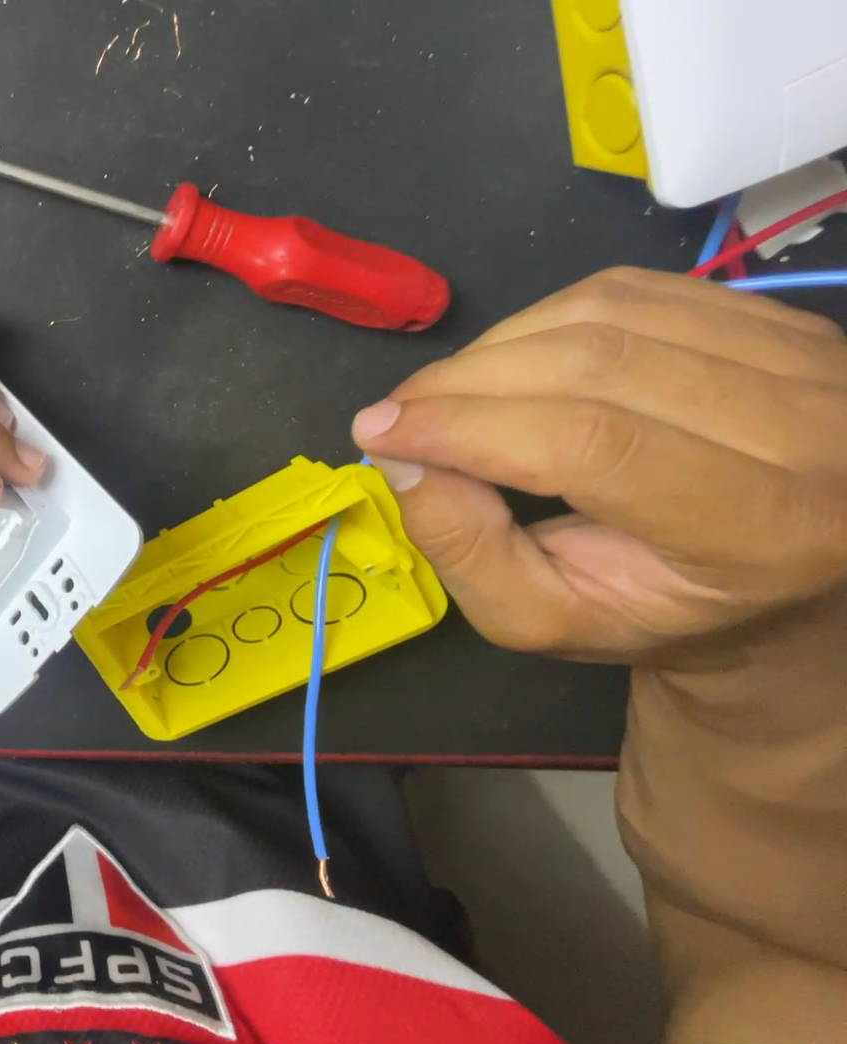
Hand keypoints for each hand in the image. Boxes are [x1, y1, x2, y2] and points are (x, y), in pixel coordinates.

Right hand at [351, 267, 846, 660]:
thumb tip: (398, 457)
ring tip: (438, 398)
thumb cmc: (641, 611)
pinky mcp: (772, 316)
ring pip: (602, 316)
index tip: (374, 432)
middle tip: (390, 415)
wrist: (760, 581)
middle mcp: (812, 430)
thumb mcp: (533, 617)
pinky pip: (624, 293)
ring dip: (487, 351)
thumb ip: (463, 549)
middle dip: (459, 384)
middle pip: (594, 365)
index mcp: (760, 530)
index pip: (592, 445)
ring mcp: (805, 358)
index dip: (465, 428)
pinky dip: (532, 323)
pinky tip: (500, 366)